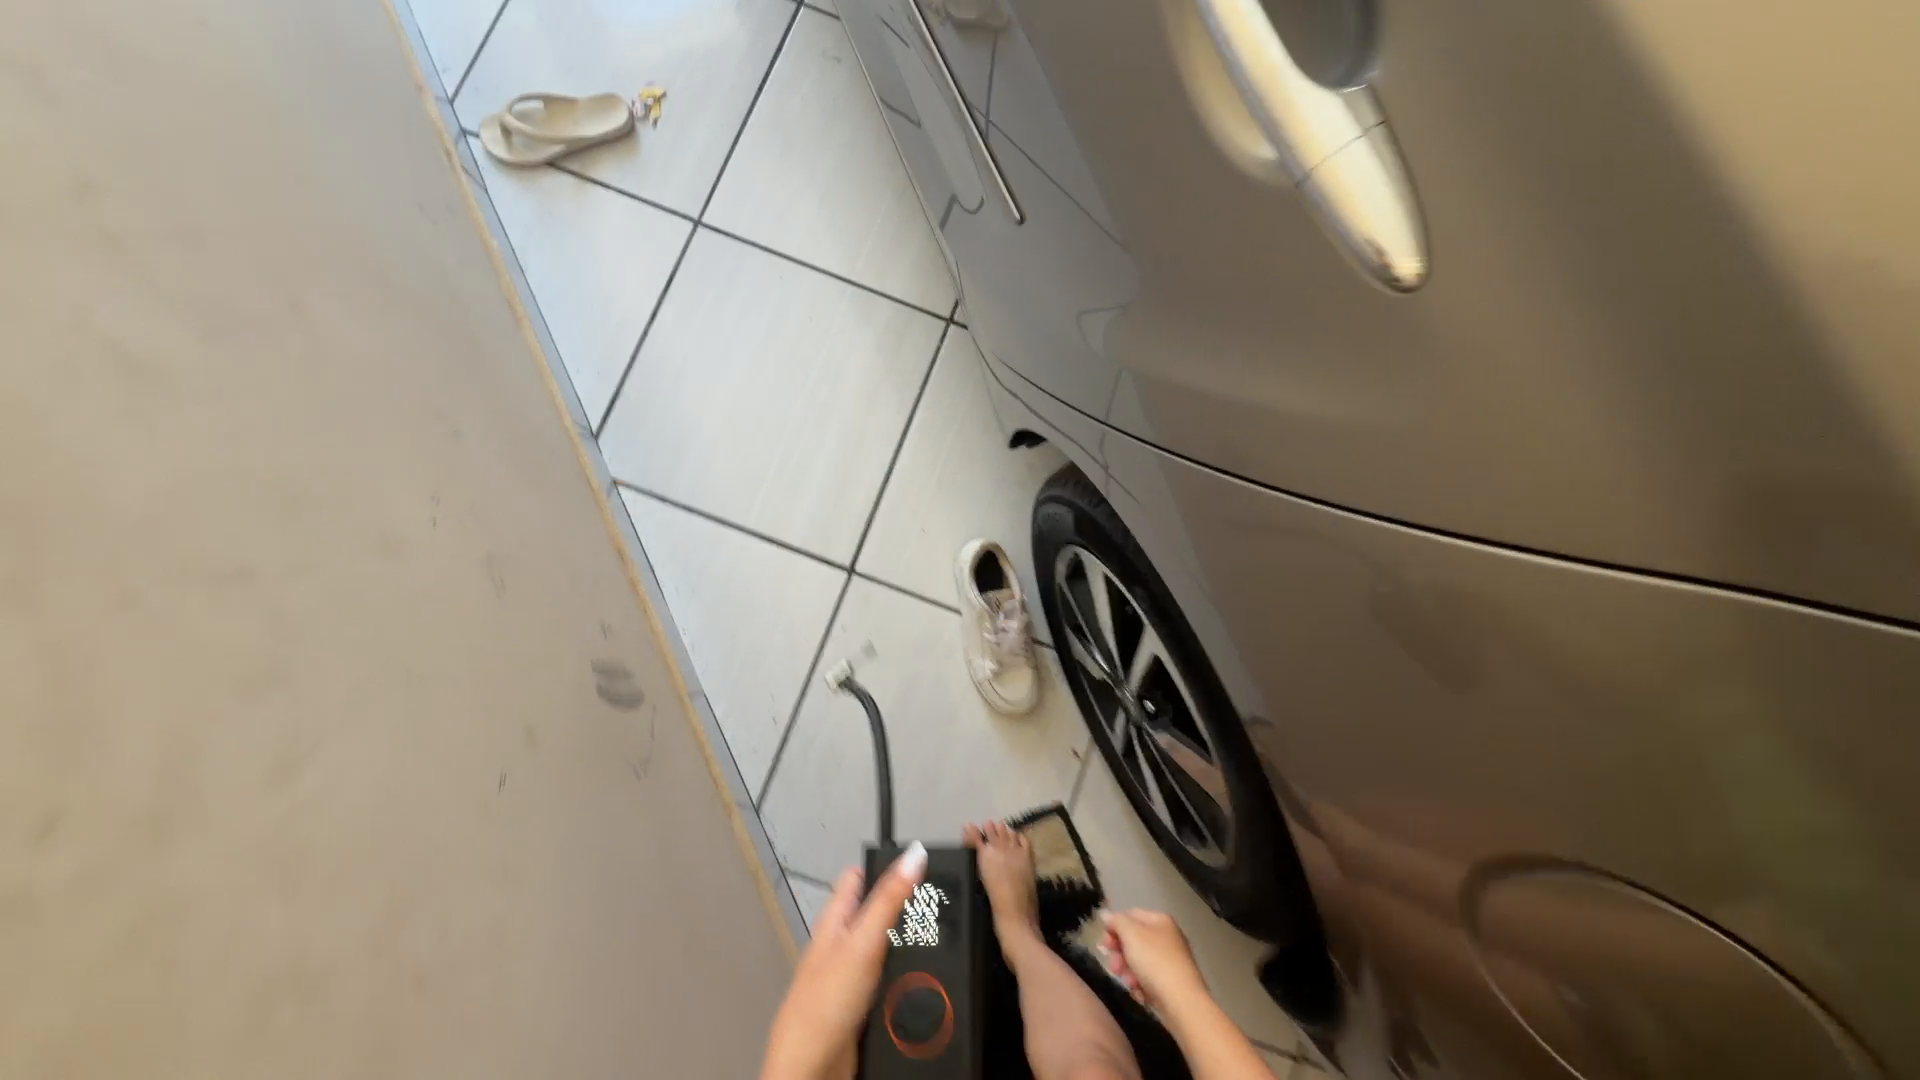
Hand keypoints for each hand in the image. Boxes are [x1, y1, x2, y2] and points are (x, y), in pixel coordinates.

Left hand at [760, 843, 927, 1079]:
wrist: (813, 1069)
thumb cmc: (823, 1005)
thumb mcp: (863, 942)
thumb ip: (889, 900)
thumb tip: (913, 857)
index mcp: (835, 921)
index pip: (857, 879)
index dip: (883, 865)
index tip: (913, 859)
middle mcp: (841, 944)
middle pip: (874, 912)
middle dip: (901, 906)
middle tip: (932, 898)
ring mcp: (851, 976)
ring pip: (884, 948)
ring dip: (904, 944)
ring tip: (934, 935)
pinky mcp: (861, 1004)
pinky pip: (889, 980)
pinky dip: (904, 977)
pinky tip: (920, 979)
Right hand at [1097, 908, 1208, 1012]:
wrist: (1182, 1002)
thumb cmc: (1155, 962)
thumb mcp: (1131, 935)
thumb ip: (1116, 921)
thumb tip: (1106, 914)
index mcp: (1160, 920)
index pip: (1130, 915)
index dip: (1113, 927)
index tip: (1104, 944)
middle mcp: (1166, 936)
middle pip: (1133, 939)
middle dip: (1119, 953)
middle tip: (1113, 966)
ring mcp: (1170, 960)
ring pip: (1138, 960)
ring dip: (1128, 971)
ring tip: (1129, 982)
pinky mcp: (1171, 981)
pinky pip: (1148, 977)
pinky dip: (1140, 983)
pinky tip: (1139, 991)